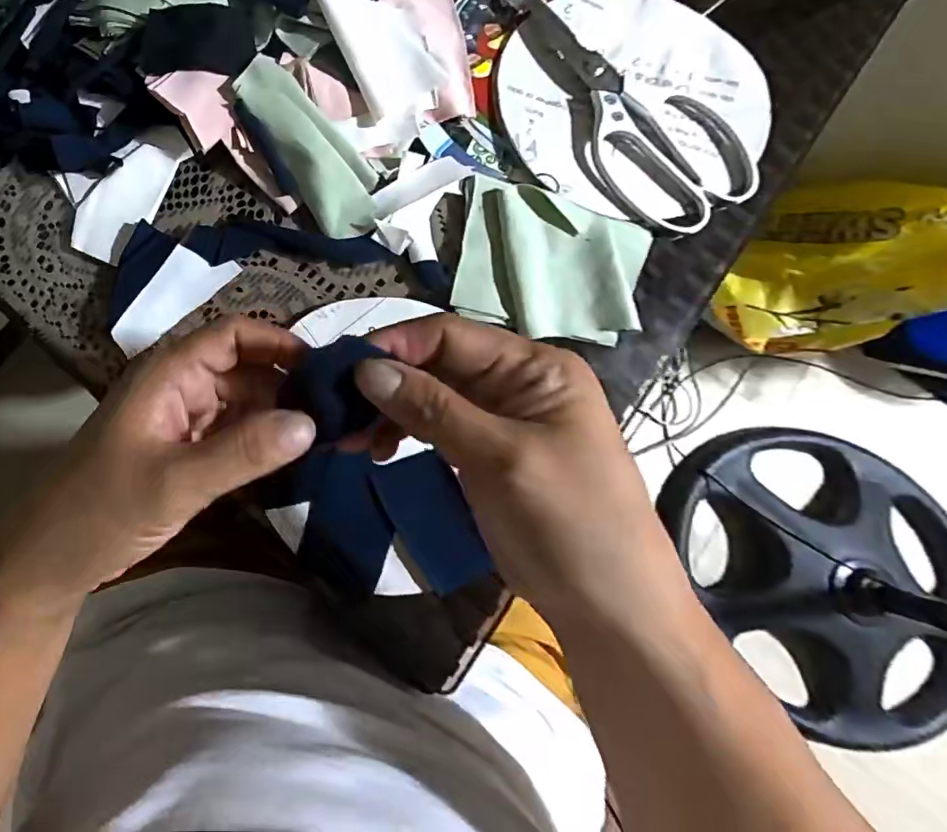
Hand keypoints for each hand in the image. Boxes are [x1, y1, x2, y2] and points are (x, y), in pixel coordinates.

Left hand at [0, 317, 317, 616]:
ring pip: (238, 402)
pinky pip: (228, 434)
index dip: (278, 342)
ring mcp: (176, 421)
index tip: (330, 369)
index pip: (228, 335)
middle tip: (347, 412)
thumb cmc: (104, 508)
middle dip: (288, 383)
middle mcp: (173, 388)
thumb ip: (241, 452)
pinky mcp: (179, 452)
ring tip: (335, 435)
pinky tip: (295, 457)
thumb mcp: (175, 481)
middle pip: (240, 368)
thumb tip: (311, 421)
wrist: (54, 554)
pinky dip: (258, 441)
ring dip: (278, 414)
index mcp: (164, 375)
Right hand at [346, 313, 690, 630]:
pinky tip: (374, 449)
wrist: (611, 612)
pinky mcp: (479, 448)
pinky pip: (426, 423)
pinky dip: (396, 431)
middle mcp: (513, 381)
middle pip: (429, 362)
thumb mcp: (498, 458)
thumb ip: (431, 408)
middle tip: (335, 410)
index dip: (392, 345)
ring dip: (382, 410)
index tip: (341, 371)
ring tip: (350, 438)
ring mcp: (496, 416)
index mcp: (535, 368)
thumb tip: (364, 368)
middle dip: (381, 382)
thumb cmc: (570, 525)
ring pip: (421, 393)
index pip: (446, 334)